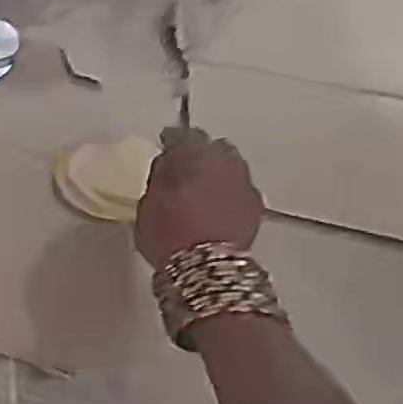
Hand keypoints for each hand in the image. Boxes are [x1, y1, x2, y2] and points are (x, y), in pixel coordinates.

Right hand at [134, 125, 264, 266]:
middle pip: (214, 147)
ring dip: (217, 171)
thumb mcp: (147, 205)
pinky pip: (240, 188)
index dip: (172, 138)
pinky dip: (228, 191)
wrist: (205, 267)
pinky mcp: (255, 206)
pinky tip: (216, 204)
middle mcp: (225, 162)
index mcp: (194, 156)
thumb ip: (159, 178)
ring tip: (201, 185)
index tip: (165, 141)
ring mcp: (244, 184)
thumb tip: (167, 163)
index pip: (183, 136)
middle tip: (185, 164)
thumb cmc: (168, 235)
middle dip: (200, 152)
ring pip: (231, 166)